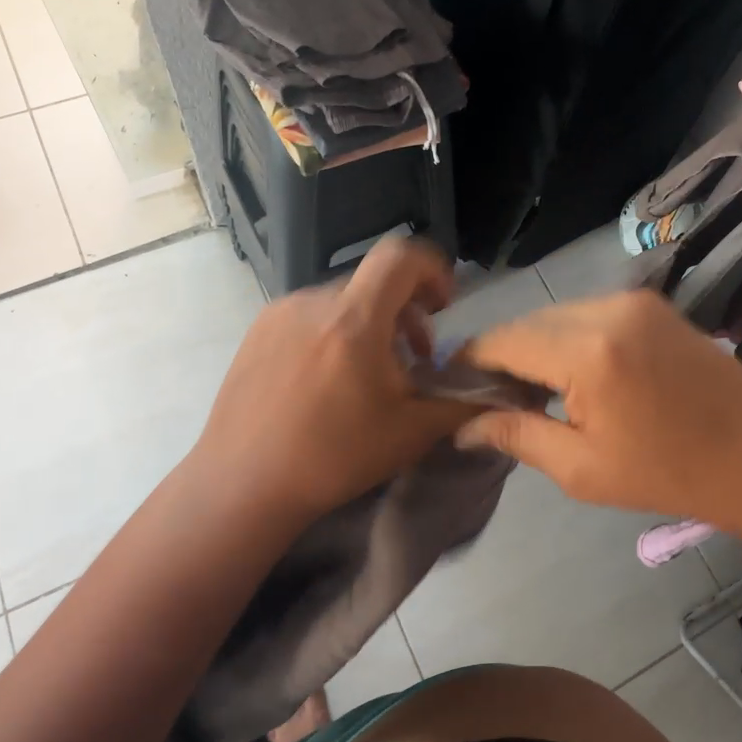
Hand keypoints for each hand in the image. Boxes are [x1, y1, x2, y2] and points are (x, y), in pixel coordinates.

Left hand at [193, 238, 479, 520]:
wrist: (243, 484)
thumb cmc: (333, 458)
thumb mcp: (411, 433)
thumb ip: (461, 402)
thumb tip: (498, 388)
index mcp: (353, 320)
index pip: (401, 256)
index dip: (433, 269)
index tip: (443, 306)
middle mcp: (313, 302)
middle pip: (374, 282)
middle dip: (405, 310)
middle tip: (414, 359)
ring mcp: (279, 313)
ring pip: (342, 300)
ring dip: (369, 324)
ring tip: (369, 376)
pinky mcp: (256, 331)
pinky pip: (310, 315)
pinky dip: (333, 333)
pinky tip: (327, 382)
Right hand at [456, 290, 741, 541]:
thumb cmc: (669, 473)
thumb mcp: (582, 467)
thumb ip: (515, 436)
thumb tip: (463, 426)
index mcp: (587, 351)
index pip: (502, 341)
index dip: (471, 365)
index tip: (455, 393)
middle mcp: (607, 308)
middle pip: (528, 322)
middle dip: (504, 358)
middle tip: (496, 403)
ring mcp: (634, 299)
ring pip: (557, 315)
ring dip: (537, 347)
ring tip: (536, 394)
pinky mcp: (652, 303)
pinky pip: (589, 313)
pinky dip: (569, 338)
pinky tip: (575, 376)